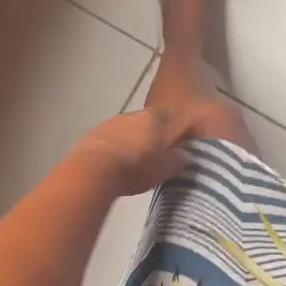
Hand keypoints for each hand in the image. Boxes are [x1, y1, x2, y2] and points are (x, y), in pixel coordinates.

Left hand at [64, 103, 221, 196]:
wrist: (91, 171)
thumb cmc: (133, 169)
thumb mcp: (162, 170)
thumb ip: (177, 160)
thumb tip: (186, 155)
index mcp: (159, 120)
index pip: (181, 117)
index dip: (189, 126)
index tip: (194, 136)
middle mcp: (139, 114)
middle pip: (158, 118)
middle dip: (164, 130)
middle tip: (168, 146)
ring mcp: (117, 120)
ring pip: (136, 124)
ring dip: (142, 134)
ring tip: (143, 152)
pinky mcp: (98, 130)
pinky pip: (117, 132)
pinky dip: (123, 140)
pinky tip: (121, 155)